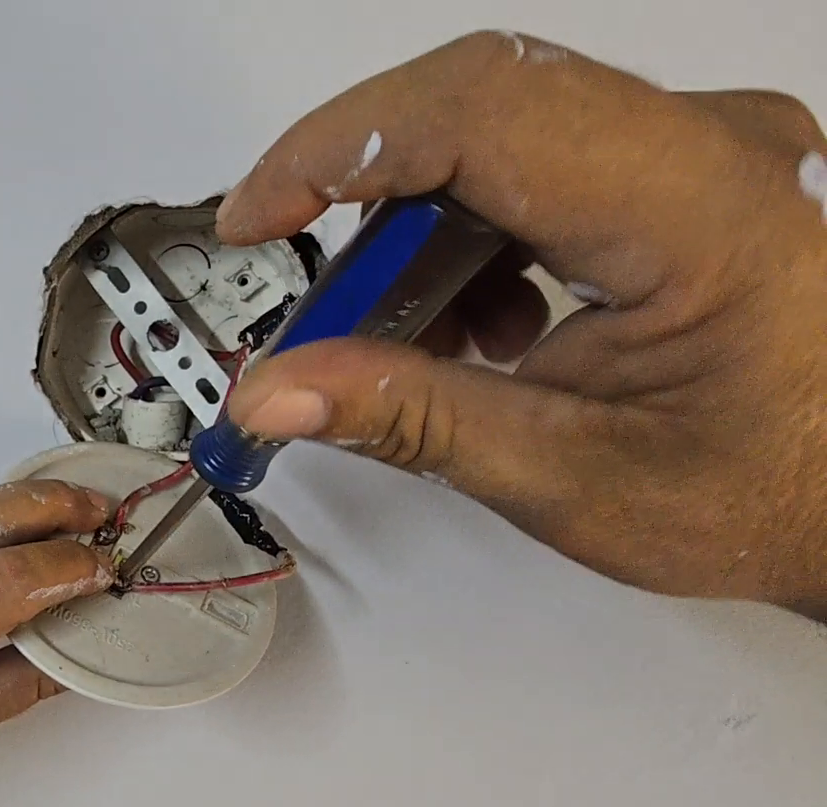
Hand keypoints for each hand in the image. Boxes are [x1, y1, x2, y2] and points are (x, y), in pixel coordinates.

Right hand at [214, 31, 826, 616]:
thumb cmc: (757, 492)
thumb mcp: (560, 474)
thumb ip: (405, 420)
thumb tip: (265, 396)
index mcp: (693, 211)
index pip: (478, 112)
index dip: (335, 151)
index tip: (249, 223)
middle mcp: (698, 146)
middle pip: (462, 115)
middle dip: (349, 208)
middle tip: (306, 309)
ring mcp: (680, 155)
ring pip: (475, 148)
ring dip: (396, 245)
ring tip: (395, 348)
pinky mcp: (655, 181)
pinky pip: (507, 179)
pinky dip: (441, 254)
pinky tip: (462, 333)